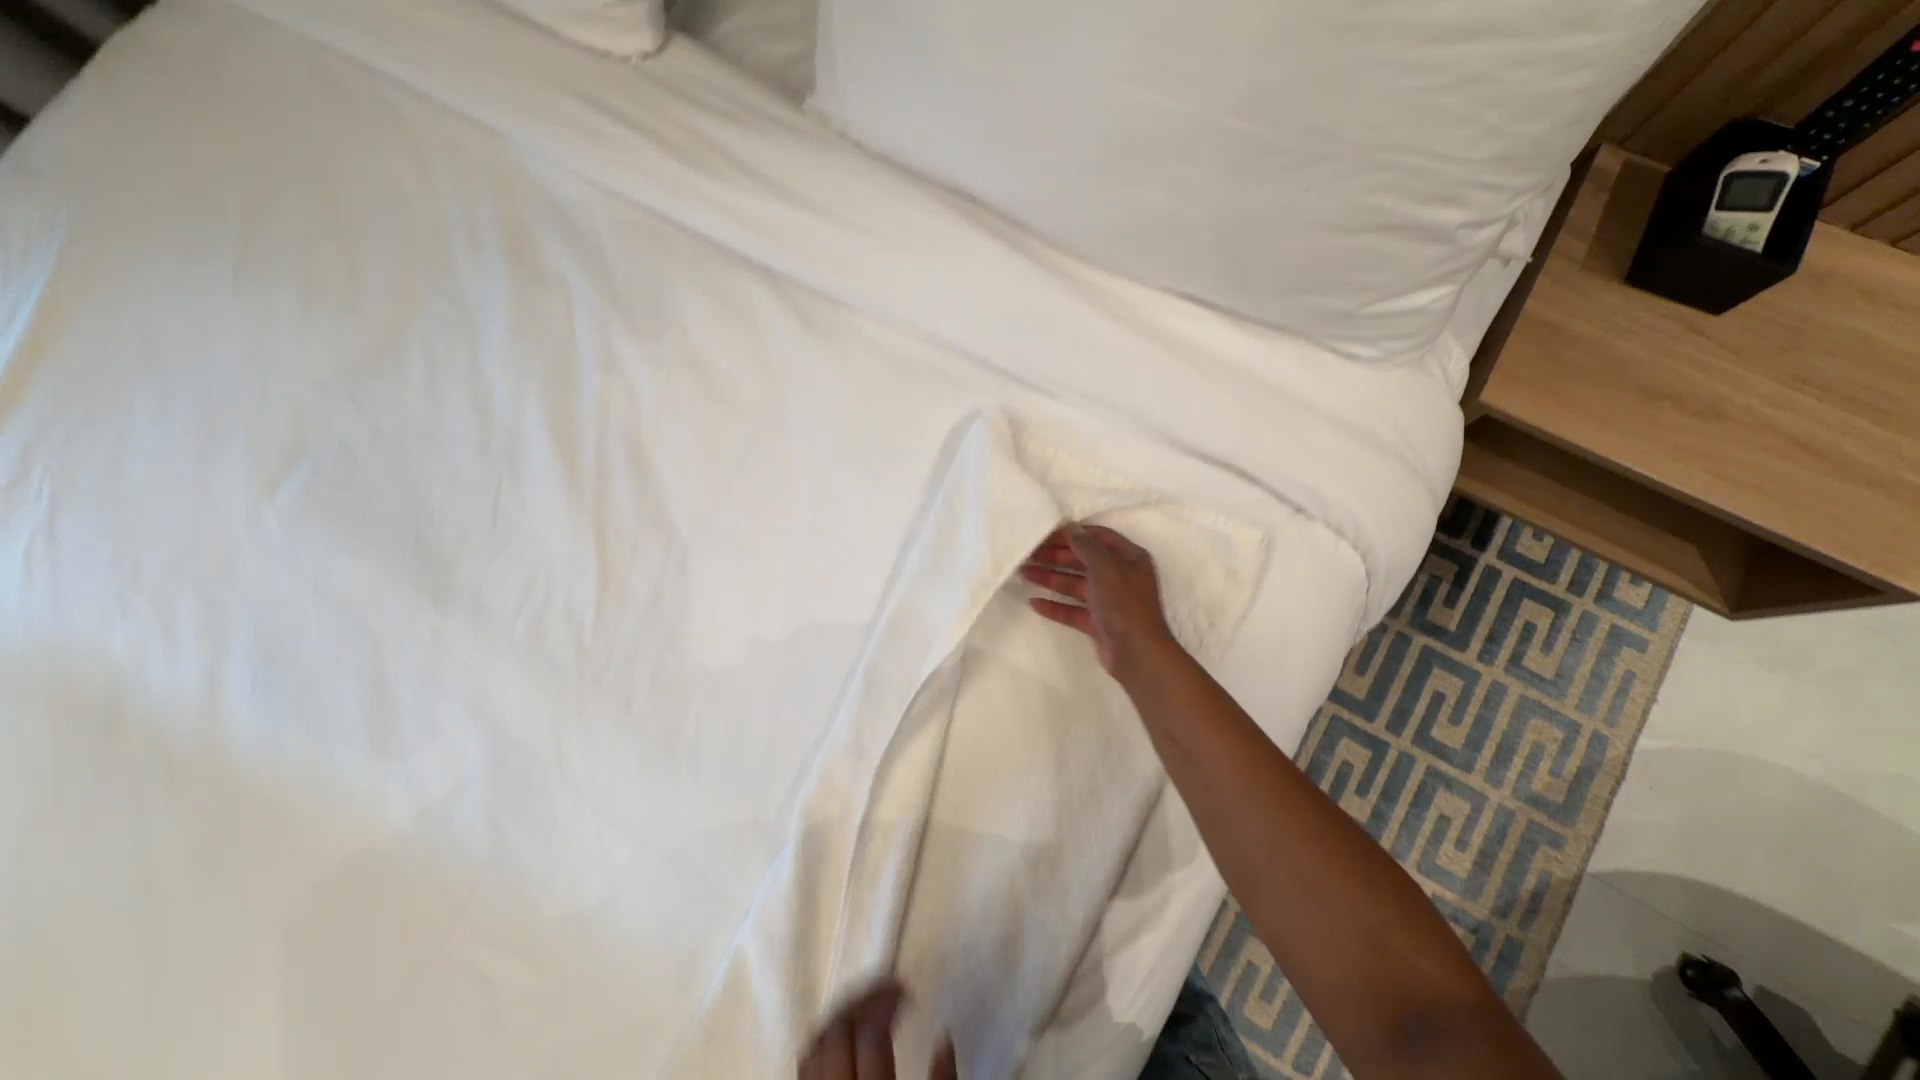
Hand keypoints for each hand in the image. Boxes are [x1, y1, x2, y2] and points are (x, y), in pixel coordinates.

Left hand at [798, 980, 958, 1079]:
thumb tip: (945, 1039)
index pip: (871, 1034)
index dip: (887, 1002)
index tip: (904, 986)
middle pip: (838, 1031)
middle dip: (862, 998)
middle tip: (887, 982)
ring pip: (815, 1042)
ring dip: (839, 1012)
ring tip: (864, 997)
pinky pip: (805, 1060)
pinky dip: (821, 1036)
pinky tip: (840, 1027)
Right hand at [1021, 524, 1180, 682]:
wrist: (1136, 652)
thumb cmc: (1124, 603)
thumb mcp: (1106, 567)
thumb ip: (1086, 546)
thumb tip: (1070, 527)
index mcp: (1129, 558)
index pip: (1098, 537)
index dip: (1072, 534)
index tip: (1045, 535)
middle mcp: (1120, 576)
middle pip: (1083, 561)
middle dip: (1056, 557)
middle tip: (1028, 555)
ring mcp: (1109, 601)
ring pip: (1075, 585)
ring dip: (1051, 578)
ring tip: (1024, 574)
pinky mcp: (1098, 622)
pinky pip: (1073, 610)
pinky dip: (1055, 606)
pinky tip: (1034, 602)